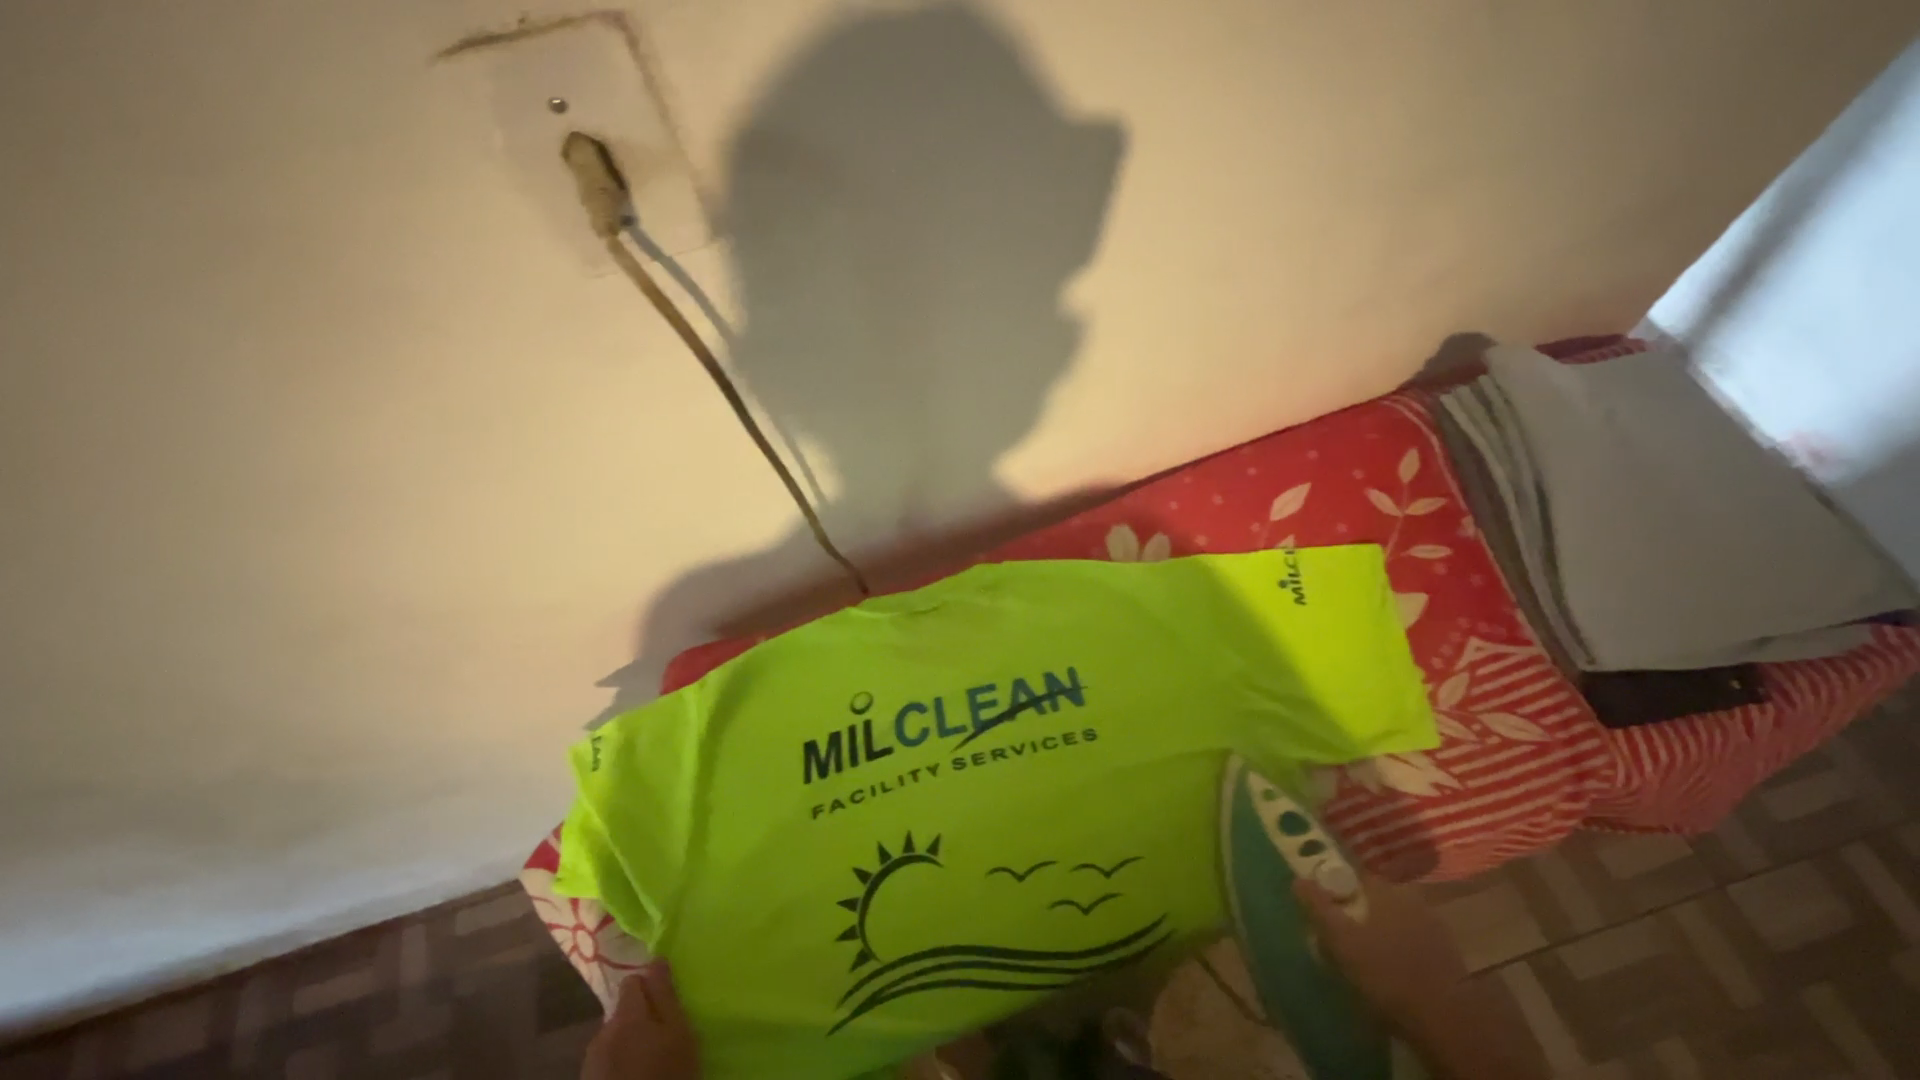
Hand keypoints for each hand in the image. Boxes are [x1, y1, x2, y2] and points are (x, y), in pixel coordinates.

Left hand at [582, 962, 701, 1079]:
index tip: (666, 1007)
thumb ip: (665, 995)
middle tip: (662, 1040)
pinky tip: (633, 1076)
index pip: (633, 981)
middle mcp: (602, 1032)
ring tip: (648, 1062)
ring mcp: (591, 1060)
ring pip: (613, 1035)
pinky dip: (618, 1061)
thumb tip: (656, 960)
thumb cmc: (668, 1075)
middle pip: (622, 1011)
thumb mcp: (679, 1034)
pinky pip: (605, 1058)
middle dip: (641, 1018)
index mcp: (625, 1017)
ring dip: (628, 1041)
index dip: (651, 989)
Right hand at [1292, 872, 1468, 1027]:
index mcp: (1384, 890)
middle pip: (1378, 898)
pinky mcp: (1449, 953)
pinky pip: (1415, 941)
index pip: (1354, 876)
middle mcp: (1411, 898)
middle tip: (1345, 934)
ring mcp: (1434, 925)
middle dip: (1361, 910)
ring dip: (1384, 930)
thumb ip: (1318, 907)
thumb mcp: (1341, 940)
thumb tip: (1297, 879)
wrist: (1447, 1017)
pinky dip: (1403, 949)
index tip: (1325, 907)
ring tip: (1369, 955)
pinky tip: (1394, 969)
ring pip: (1398, 919)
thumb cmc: (1386, 971)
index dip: (1337, 889)